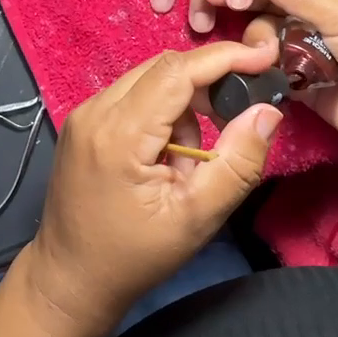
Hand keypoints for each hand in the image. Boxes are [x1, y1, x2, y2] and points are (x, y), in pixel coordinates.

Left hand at [22, 42, 283, 336]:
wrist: (69, 278)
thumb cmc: (133, 256)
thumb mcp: (197, 218)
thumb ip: (237, 162)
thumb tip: (267, 111)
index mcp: (119, 133)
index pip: (177, 70)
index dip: (224, 58)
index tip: (265, 58)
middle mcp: (95, 110)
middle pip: (162, 67)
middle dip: (207, 83)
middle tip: (236, 119)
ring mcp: (84, 113)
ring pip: (148, 80)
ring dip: (183, 105)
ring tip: (187, 163)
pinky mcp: (83, 122)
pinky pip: (132, 96)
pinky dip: (160, 113)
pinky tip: (165, 157)